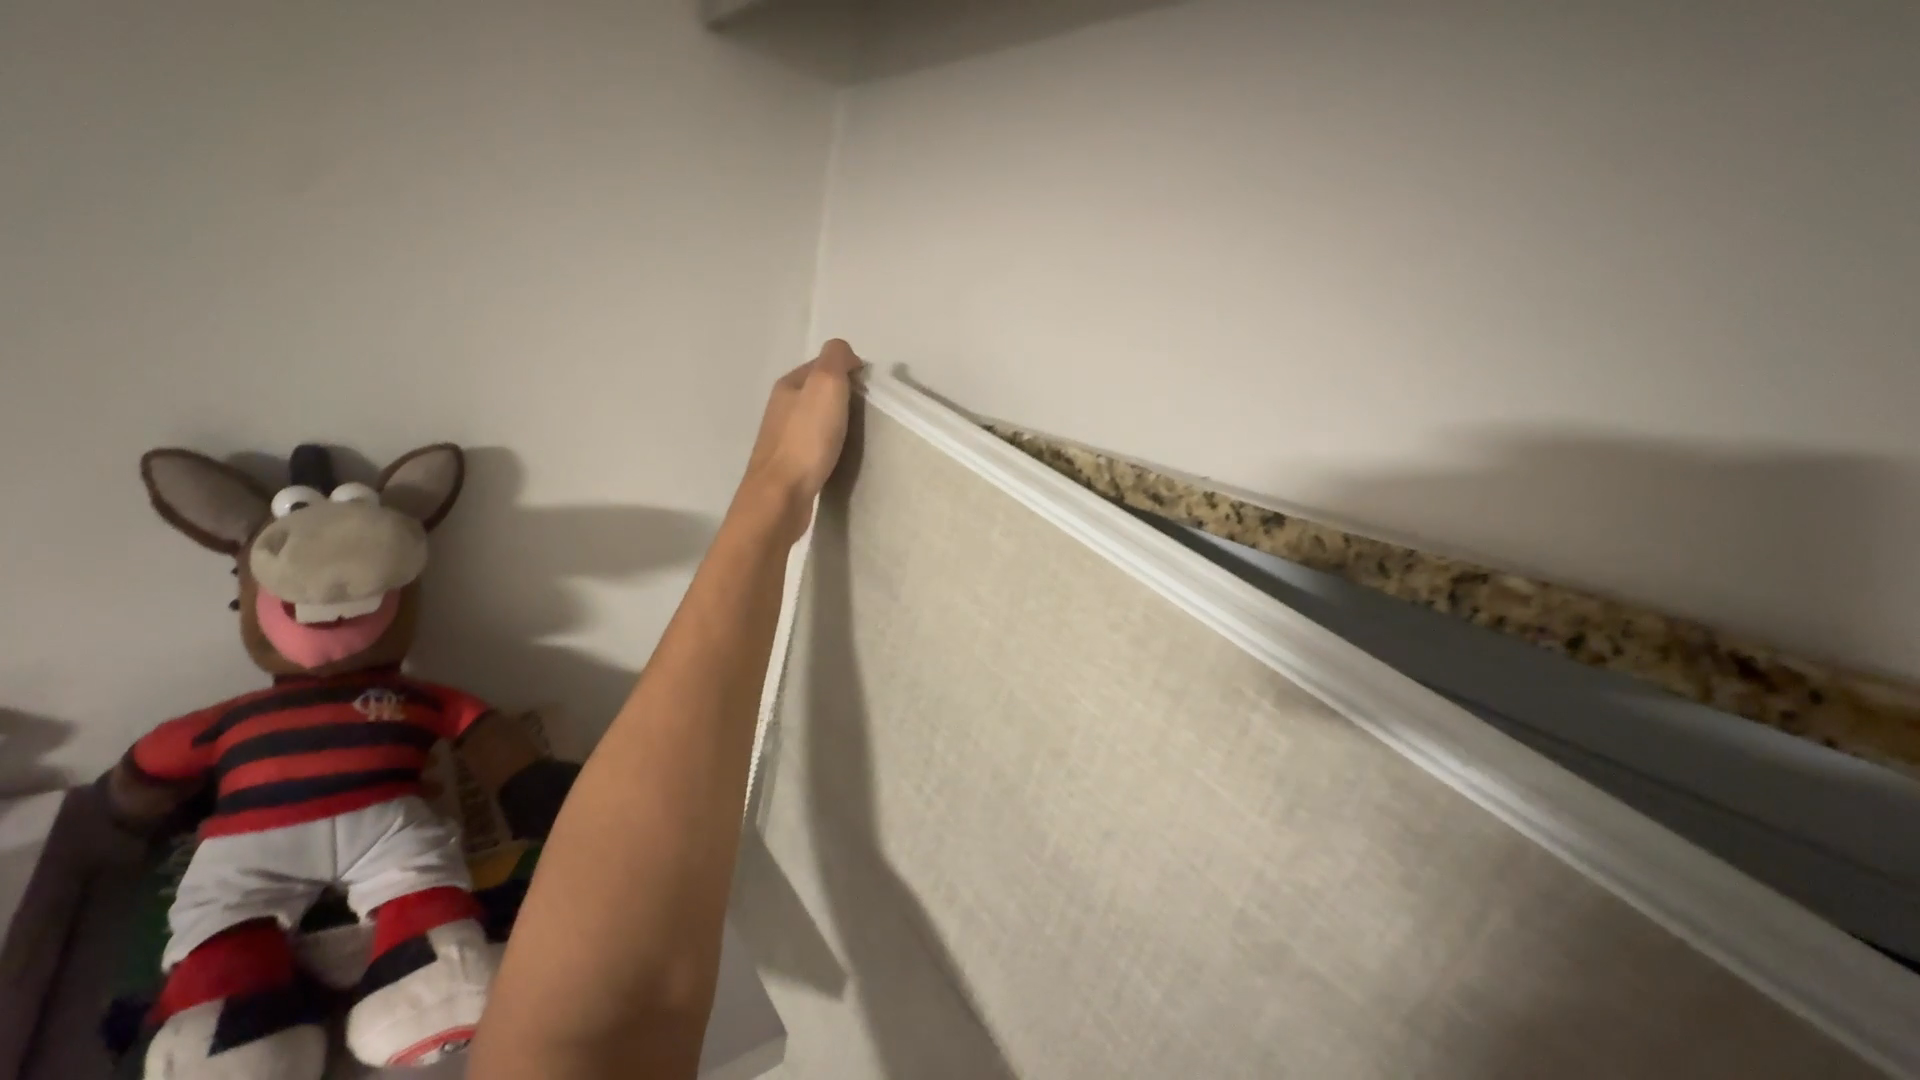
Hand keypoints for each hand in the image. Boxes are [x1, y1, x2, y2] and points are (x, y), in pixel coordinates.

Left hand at [739, 339, 862, 540]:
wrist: (781, 496)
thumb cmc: (806, 440)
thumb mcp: (826, 385)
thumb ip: (835, 359)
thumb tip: (846, 354)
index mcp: (788, 385)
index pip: (822, 364)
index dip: (848, 370)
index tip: (871, 388)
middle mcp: (781, 408)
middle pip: (818, 392)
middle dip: (843, 397)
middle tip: (869, 412)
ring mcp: (782, 438)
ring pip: (816, 419)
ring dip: (836, 422)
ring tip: (858, 435)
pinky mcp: (789, 466)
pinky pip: (814, 445)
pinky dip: (829, 445)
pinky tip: (840, 456)